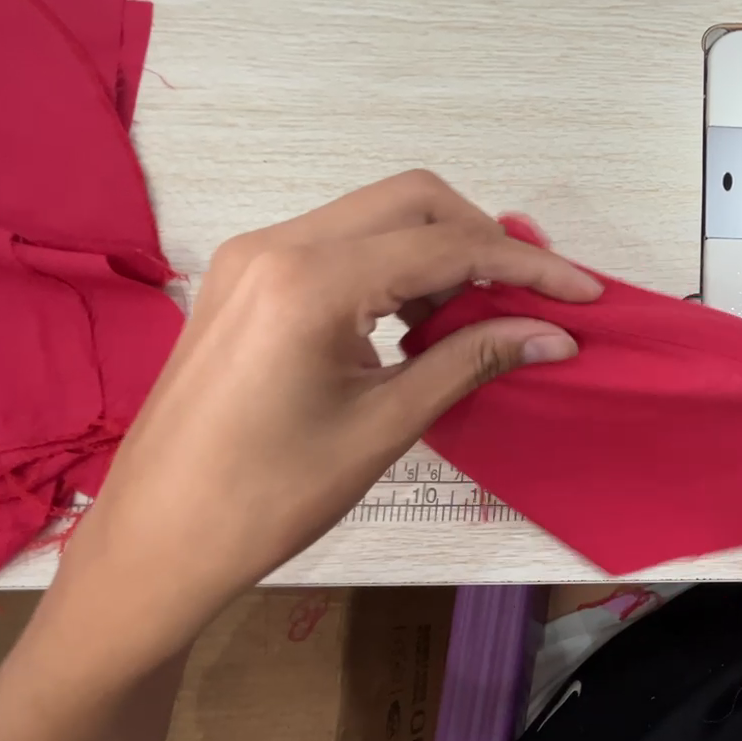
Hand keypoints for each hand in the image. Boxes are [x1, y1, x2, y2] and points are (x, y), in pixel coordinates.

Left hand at [51, 170, 601, 652]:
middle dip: (489, 238)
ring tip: (483, 314)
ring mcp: (257, 255)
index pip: (448, 247)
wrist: (156, 540)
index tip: (585, 294)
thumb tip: (556, 336)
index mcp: (311, 282)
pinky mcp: (251, 277)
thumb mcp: (388, 425)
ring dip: (446, 250)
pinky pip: (348, 243)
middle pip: (415, 200)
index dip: (529, 267)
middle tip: (535, 294)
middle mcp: (279, 244)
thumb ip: (474, 361)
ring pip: (381, 215)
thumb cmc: (273, 495)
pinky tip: (422, 319)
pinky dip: (404, 265)